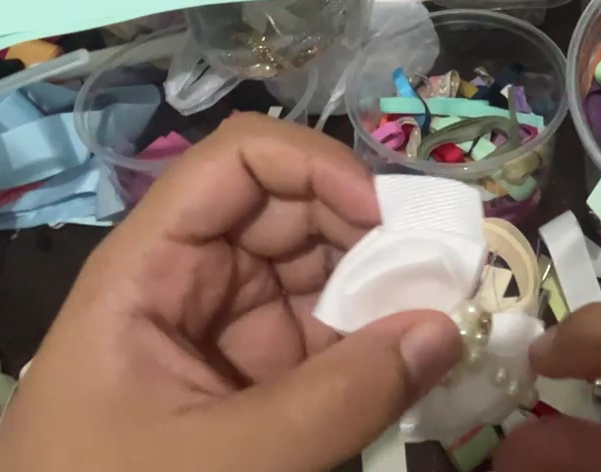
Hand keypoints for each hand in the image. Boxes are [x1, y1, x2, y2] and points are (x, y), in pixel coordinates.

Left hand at [0, 114, 462, 471]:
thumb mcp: (220, 465)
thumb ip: (339, 400)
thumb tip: (447, 329)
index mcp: (153, 265)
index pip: (237, 159)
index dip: (313, 164)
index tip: (379, 216)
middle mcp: (193, 274)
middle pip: (289, 203)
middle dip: (363, 225)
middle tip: (432, 271)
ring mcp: (226, 322)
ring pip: (316, 260)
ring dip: (376, 278)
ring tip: (435, 311)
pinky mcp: (253, 370)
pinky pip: (323, 322)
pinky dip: (370, 331)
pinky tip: (410, 354)